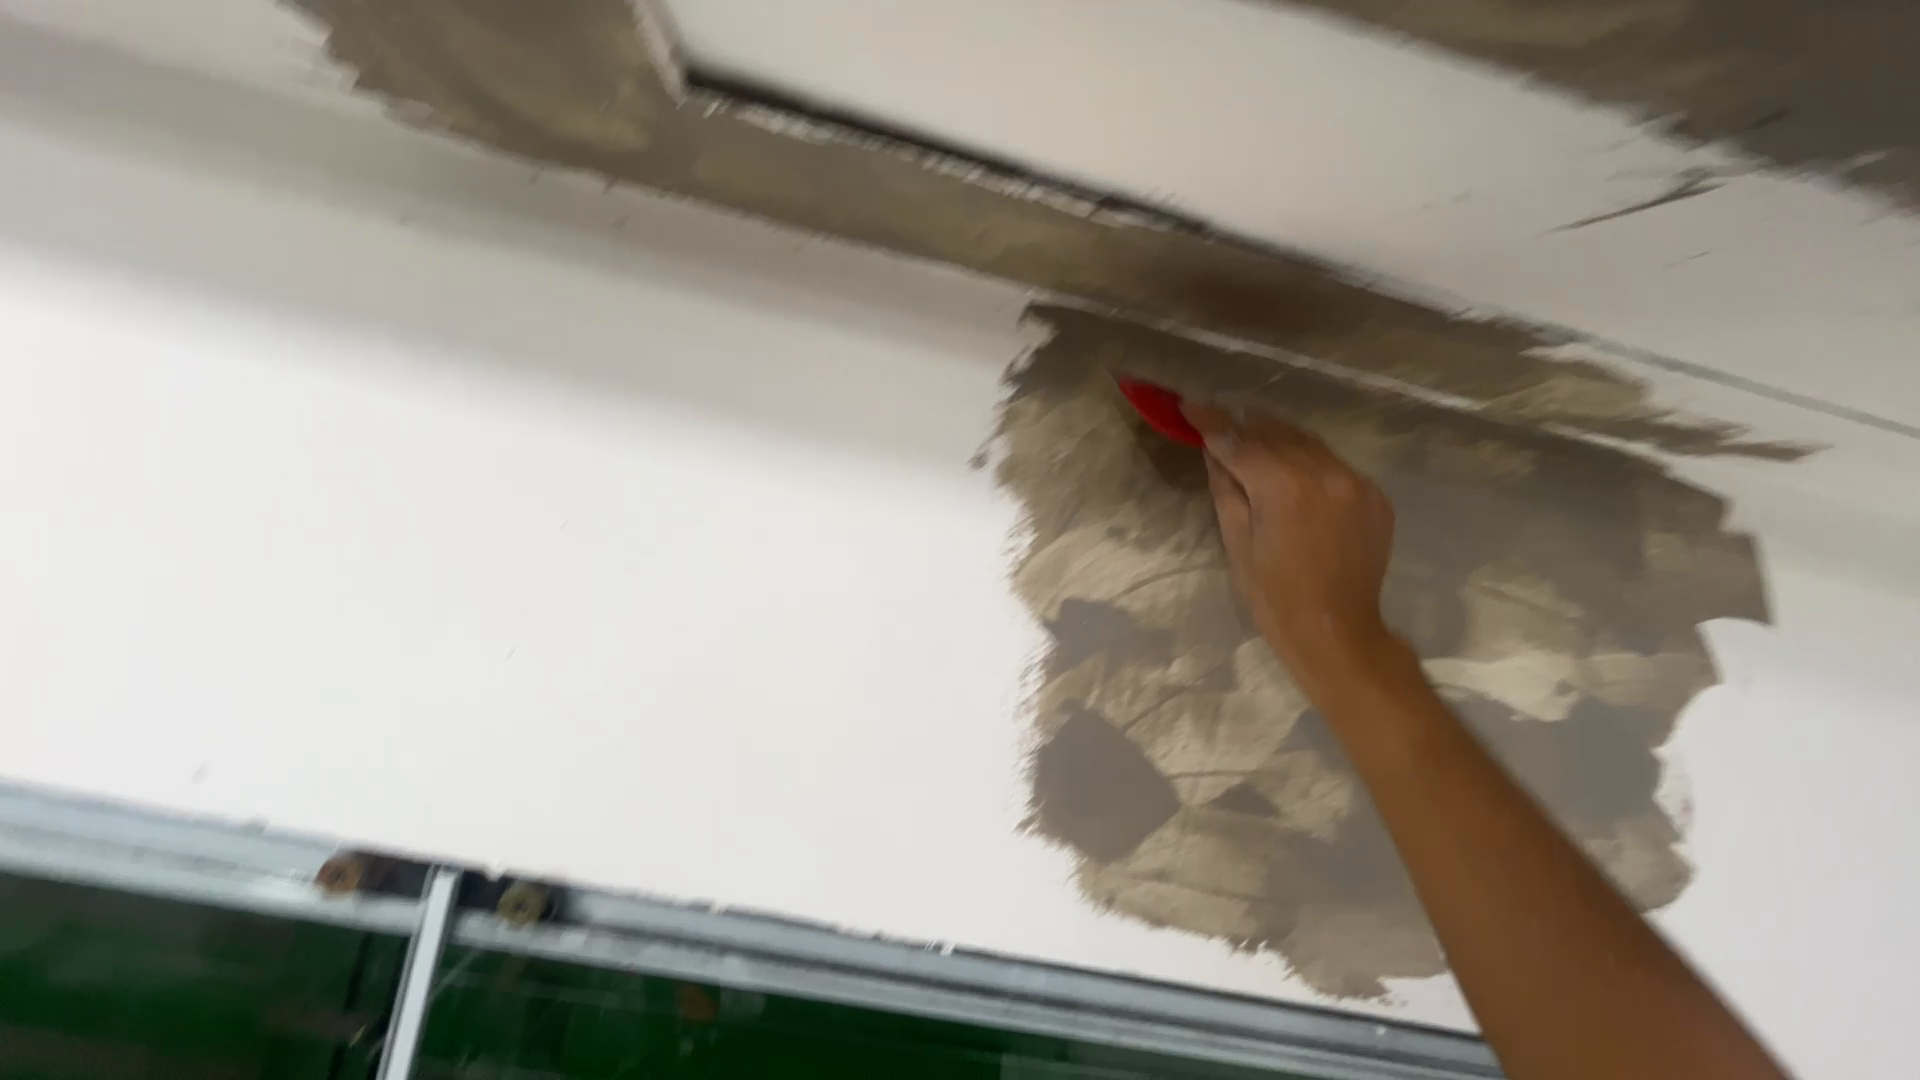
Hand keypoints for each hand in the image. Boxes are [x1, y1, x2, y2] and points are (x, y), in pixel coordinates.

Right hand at [1184, 405, 1400, 700]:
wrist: (1334, 630)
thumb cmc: (1272, 594)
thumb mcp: (1236, 540)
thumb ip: (1226, 486)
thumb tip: (1215, 449)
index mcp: (1284, 485)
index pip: (1240, 440)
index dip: (1211, 422)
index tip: (1189, 406)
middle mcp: (1325, 472)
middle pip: (1277, 433)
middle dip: (1245, 424)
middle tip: (1217, 418)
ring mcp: (1355, 482)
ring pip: (1309, 444)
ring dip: (1278, 438)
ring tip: (1251, 437)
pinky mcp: (1374, 496)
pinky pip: (1333, 465)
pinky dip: (1308, 461)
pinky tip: (1291, 471)